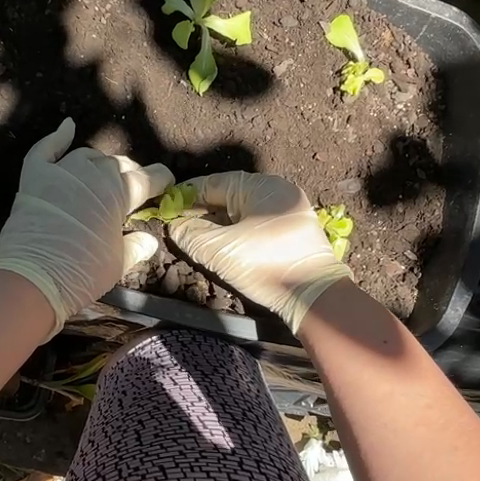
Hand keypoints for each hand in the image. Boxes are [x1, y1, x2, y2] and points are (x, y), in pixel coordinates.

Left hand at [0, 118, 173, 337]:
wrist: (34, 276)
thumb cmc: (84, 271)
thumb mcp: (119, 262)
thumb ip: (137, 246)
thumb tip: (149, 240)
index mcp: (121, 191)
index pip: (148, 177)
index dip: (160, 180)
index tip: (167, 183)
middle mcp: (94, 173)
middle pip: (117, 164)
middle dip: (129, 173)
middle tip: (131, 187)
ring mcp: (63, 170)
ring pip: (87, 156)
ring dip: (98, 163)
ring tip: (102, 174)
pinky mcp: (35, 175)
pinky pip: (47, 149)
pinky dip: (58, 137)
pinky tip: (68, 127)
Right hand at [169, 172, 352, 332]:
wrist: (314, 296)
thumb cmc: (266, 265)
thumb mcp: (218, 249)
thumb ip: (190, 234)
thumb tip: (175, 225)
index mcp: (261, 186)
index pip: (213, 183)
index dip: (186, 196)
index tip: (166, 209)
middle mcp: (277, 192)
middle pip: (228, 197)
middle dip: (201, 212)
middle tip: (178, 228)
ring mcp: (288, 212)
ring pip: (242, 213)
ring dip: (218, 225)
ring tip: (196, 240)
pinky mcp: (293, 233)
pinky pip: (256, 225)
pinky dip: (236, 233)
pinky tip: (222, 248)